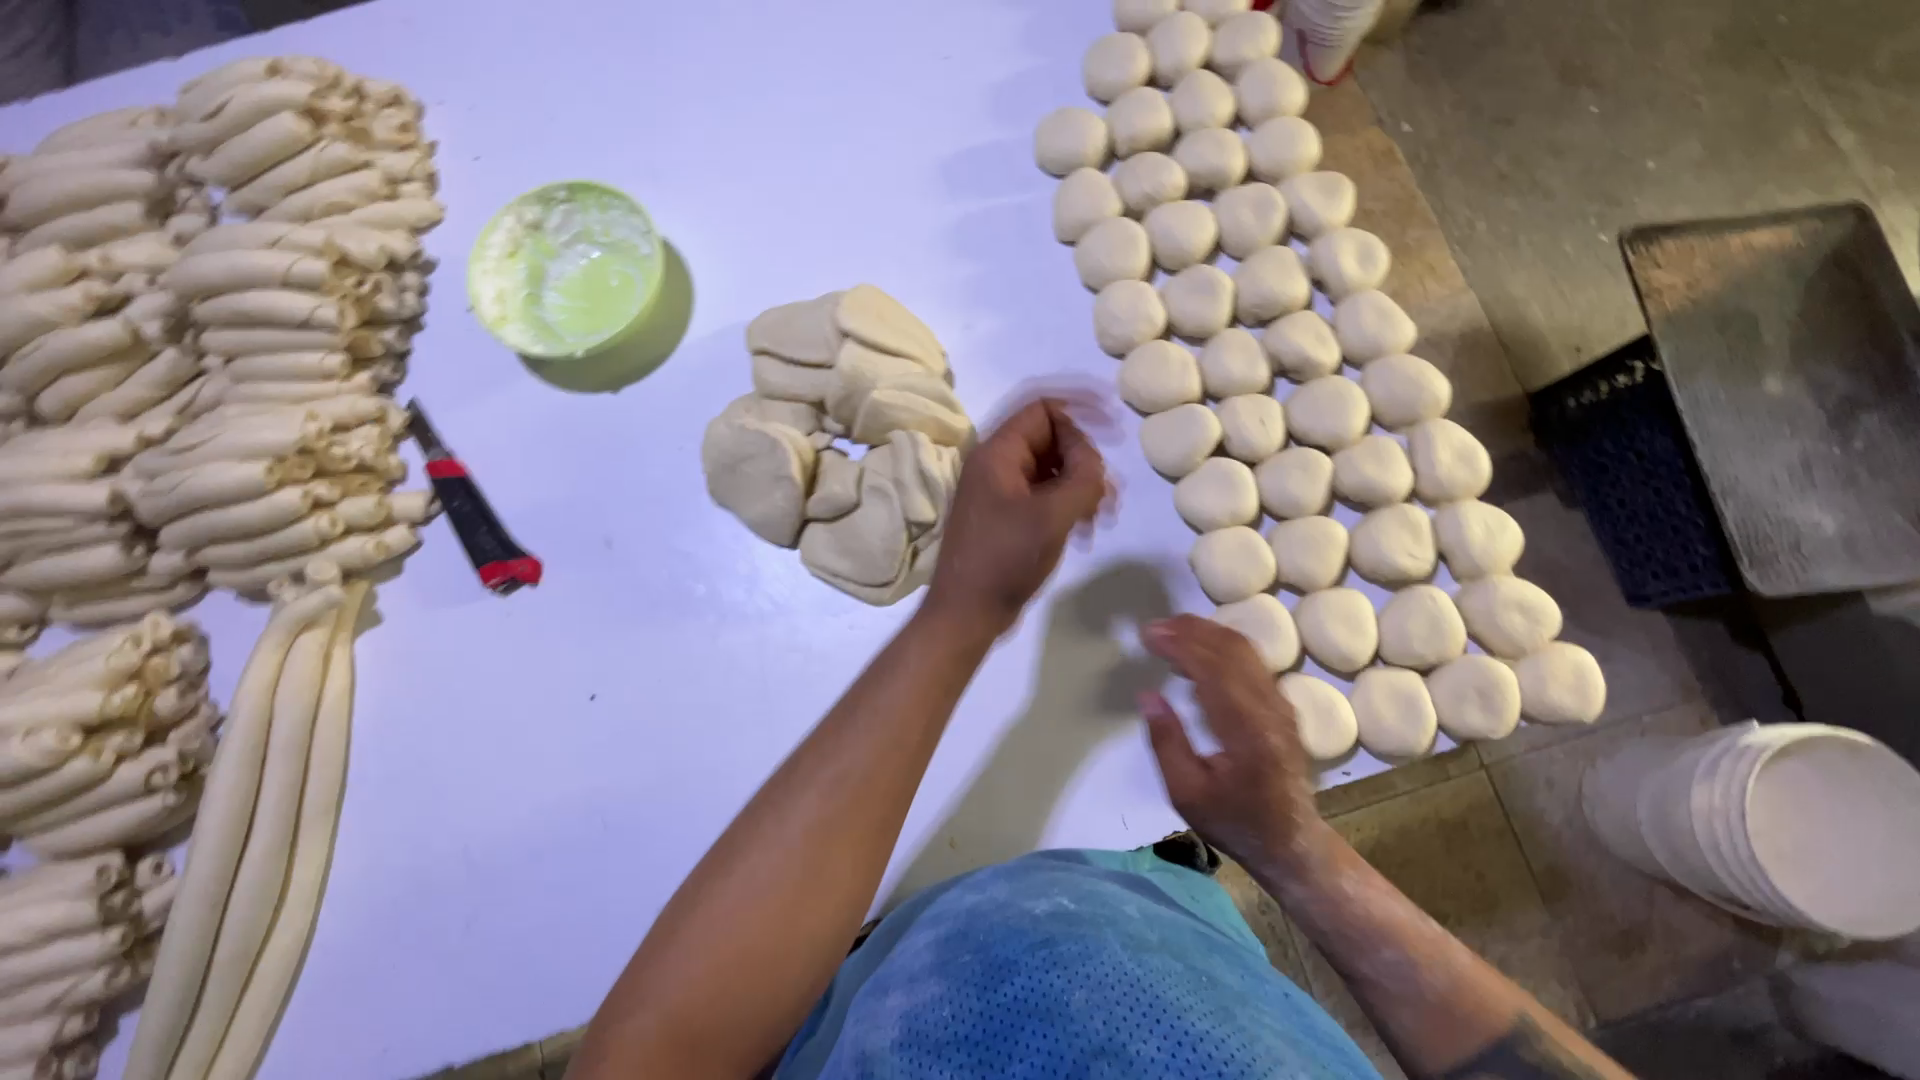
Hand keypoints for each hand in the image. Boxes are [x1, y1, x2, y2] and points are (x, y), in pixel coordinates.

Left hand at [923, 393, 1112, 635]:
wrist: (967, 613)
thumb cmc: (1005, 560)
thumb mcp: (1052, 515)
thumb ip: (1082, 477)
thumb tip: (1094, 461)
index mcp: (997, 453)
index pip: (1043, 409)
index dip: (1081, 411)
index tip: (1115, 430)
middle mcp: (995, 465)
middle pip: (1050, 438)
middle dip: (1085, 458)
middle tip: (1109, 492)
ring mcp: (999, 492)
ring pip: (1050, 470)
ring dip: (1082, 485)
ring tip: (1103, 515)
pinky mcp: (1006, 518)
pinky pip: (1044, 496)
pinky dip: (1068, 506)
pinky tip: (1085, 531)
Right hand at [1139, 616, 1325, 869]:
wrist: (1291, 842)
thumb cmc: (1234, 821)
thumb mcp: (1186, 794)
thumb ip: (1167, 742)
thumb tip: (1148, 695)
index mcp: (1246, 730)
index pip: (1213, 669)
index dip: (1179, 644)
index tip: (1148, 635)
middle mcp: (1270, 709)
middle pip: (1232, 649)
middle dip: (1191, 630)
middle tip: (1154, 627)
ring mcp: (1281, 705)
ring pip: (1246, 650)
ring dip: (1207, 633)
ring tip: (1171, 631)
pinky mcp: (1282, 706)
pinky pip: (1252, 662)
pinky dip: (1221, 646)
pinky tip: (1198, 652)